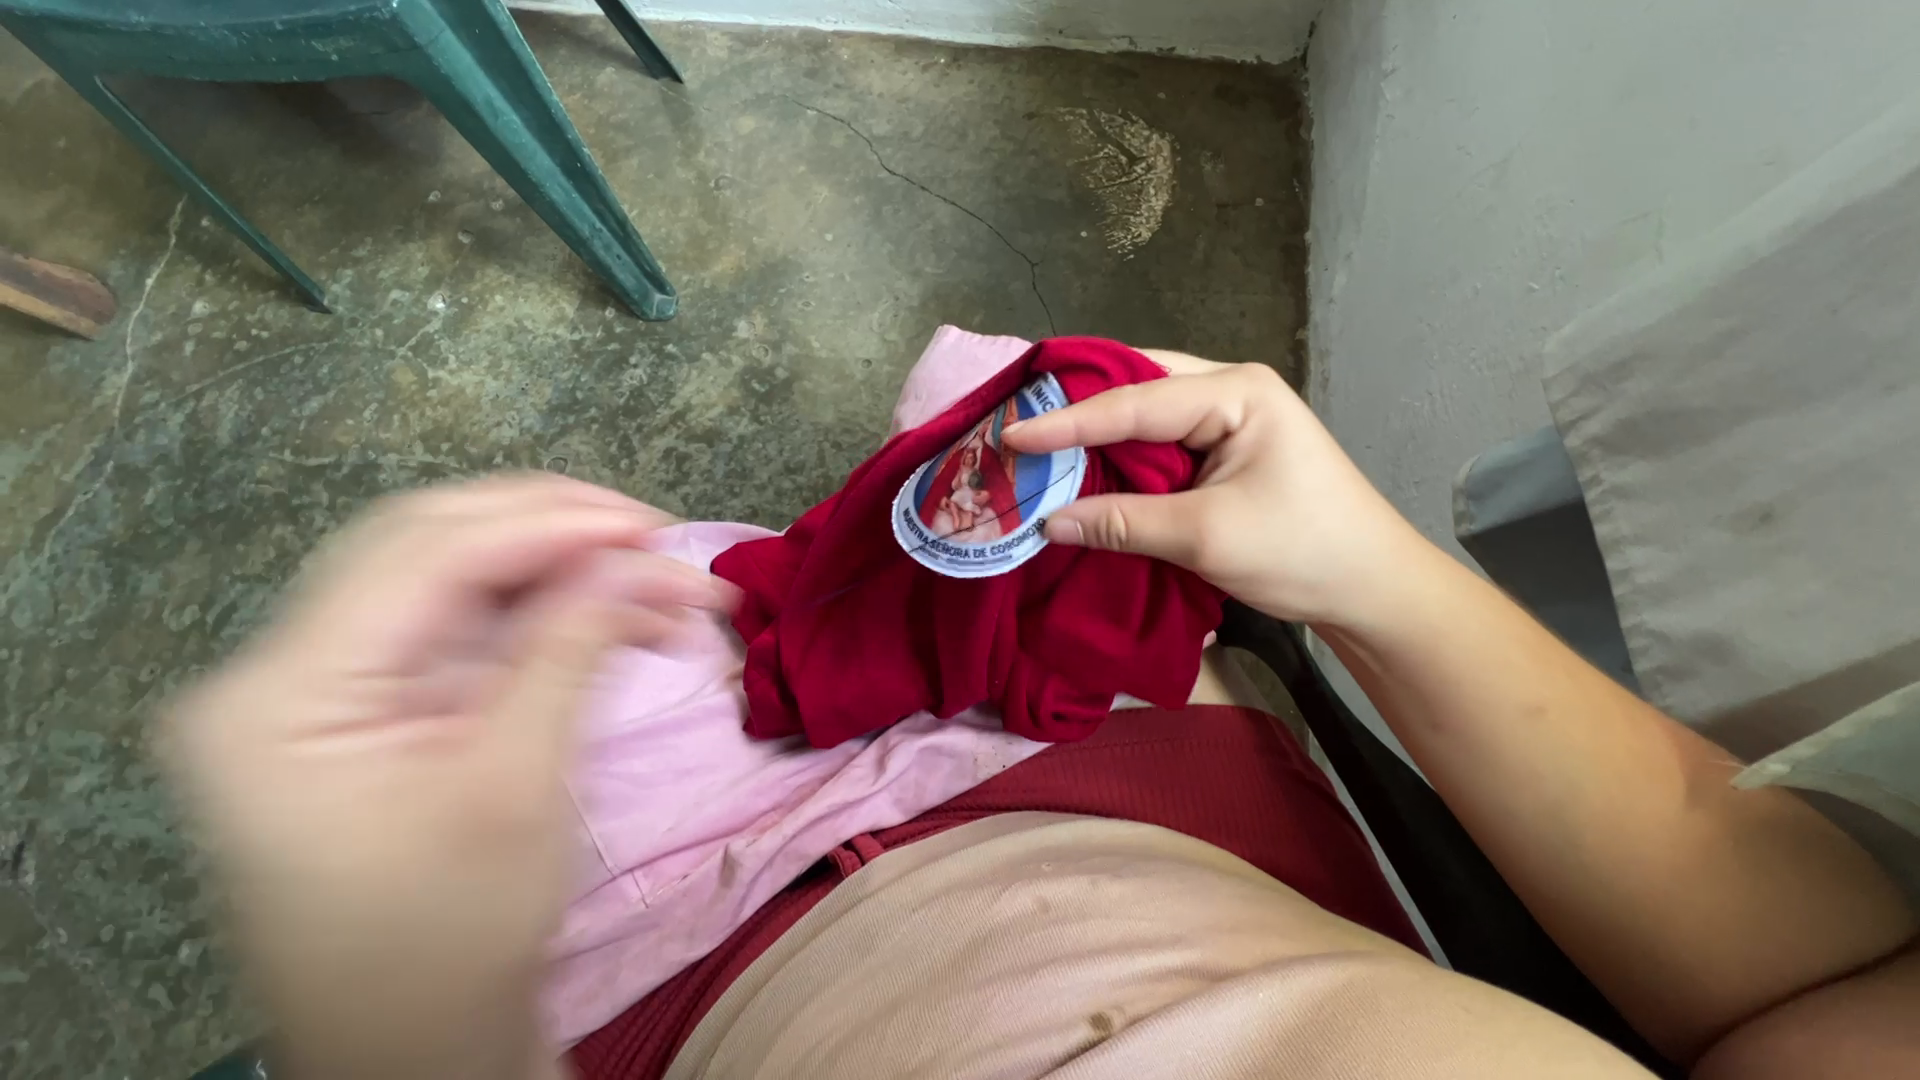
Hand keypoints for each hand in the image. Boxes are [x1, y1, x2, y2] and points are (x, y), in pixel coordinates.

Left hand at [161, 475, 735, 1078]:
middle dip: (558, 528)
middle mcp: (291, 669)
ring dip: (568, 568)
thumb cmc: (450, 940)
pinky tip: (629, 621)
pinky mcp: (390, 699)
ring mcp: (340, 681)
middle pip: (433, 542)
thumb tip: (636, 560)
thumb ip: (569, 651)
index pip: (425, 556)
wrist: (416, 1044)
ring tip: (662, 586)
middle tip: (656, 538)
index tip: (652, 527)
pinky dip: (558, 611)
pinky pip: (478, 623)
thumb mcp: (516, 788)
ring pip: (463, 573)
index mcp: (282, 696)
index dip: (549, 523)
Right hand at [1003, 351, 1433, 628]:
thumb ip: (1122, 523)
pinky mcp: (1221, 451)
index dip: (1068, 421)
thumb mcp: (1206, 537)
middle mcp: (1230, 390)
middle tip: (1019, 422)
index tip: (1011, 435)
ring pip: (1143, 413)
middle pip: (1136, 386)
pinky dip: (1118, 456)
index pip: (1134, 401)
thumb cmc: (1302, 551)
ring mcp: (1227, 419)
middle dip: (1078, 406)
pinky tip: (1084, 467)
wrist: (1371, 589)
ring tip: (1038, 443)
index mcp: (1237, 393)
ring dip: (1096, 432)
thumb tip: (1047, 521)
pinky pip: (1156, 443)